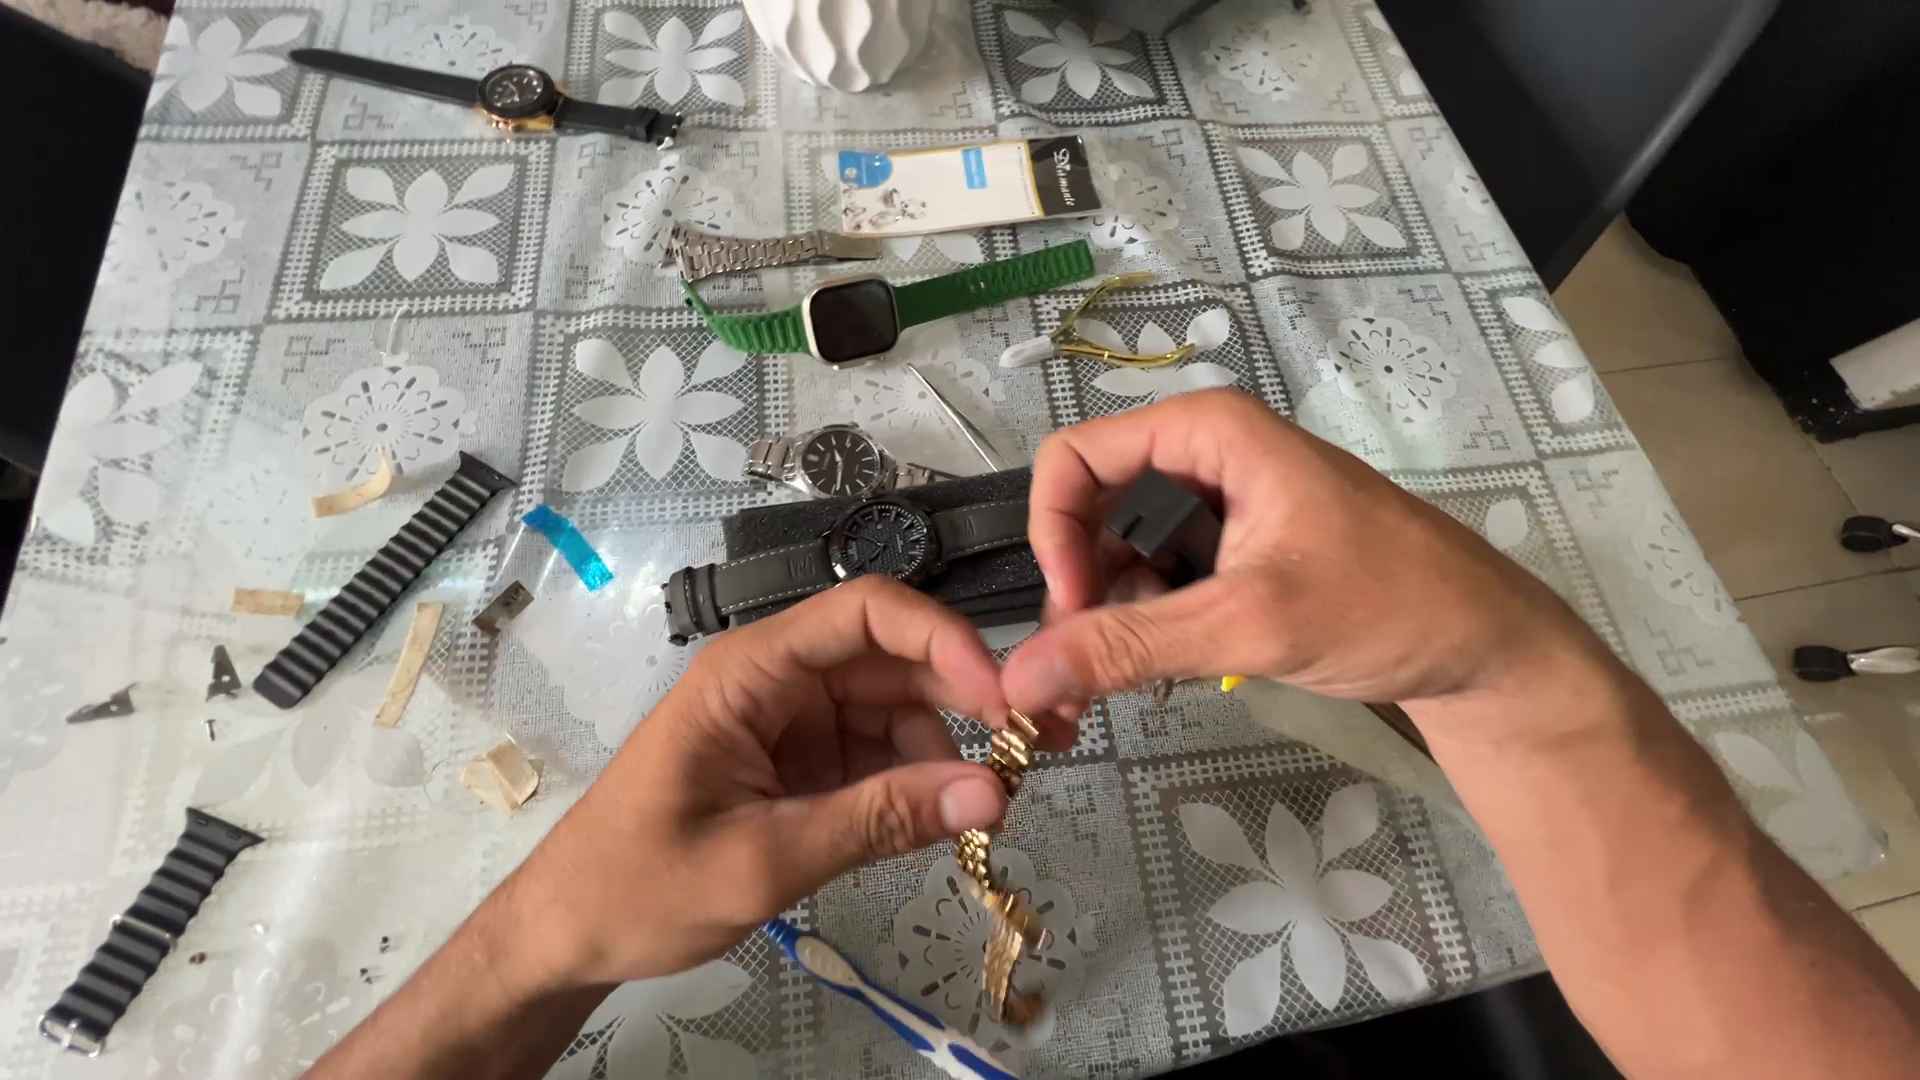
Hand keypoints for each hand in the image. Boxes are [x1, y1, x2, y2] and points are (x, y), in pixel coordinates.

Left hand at [505, 577, 1011, 987]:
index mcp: (754, 668)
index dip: (943, 638)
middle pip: (894, 658)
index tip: (1001, 696)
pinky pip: (879, 750)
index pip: (866, 612)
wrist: (568, 932)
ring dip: (945, 746)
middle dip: (965, 693)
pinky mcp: (805, 757)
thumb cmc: (639, 883)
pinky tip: (941, 814)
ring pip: (896, 705)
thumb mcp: (762, 859)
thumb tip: (990, 795)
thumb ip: (877, 821)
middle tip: (1034, 745)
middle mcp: (782, 677)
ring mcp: (796, 717)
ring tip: (988, 802)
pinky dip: (916, 778)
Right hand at [1001, 389, 1607, 740]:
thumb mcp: (1252, 623)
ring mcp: (1209, 507)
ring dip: (1105, 620)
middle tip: (1086, 670)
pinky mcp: (1221, 551)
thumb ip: (1130, 646)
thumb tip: (1022, 677)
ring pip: (1112, 554)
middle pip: (1088, 511)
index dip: (1055, 532)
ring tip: (1117, 685)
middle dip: (1079, 589)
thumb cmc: (1389, 607)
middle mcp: (1197, 458)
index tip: (1073, 610)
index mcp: (1204, 432)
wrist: (1486, 651)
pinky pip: (1148, 580)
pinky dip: (1139, 627)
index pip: (1074, 460)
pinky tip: (1155, 672)